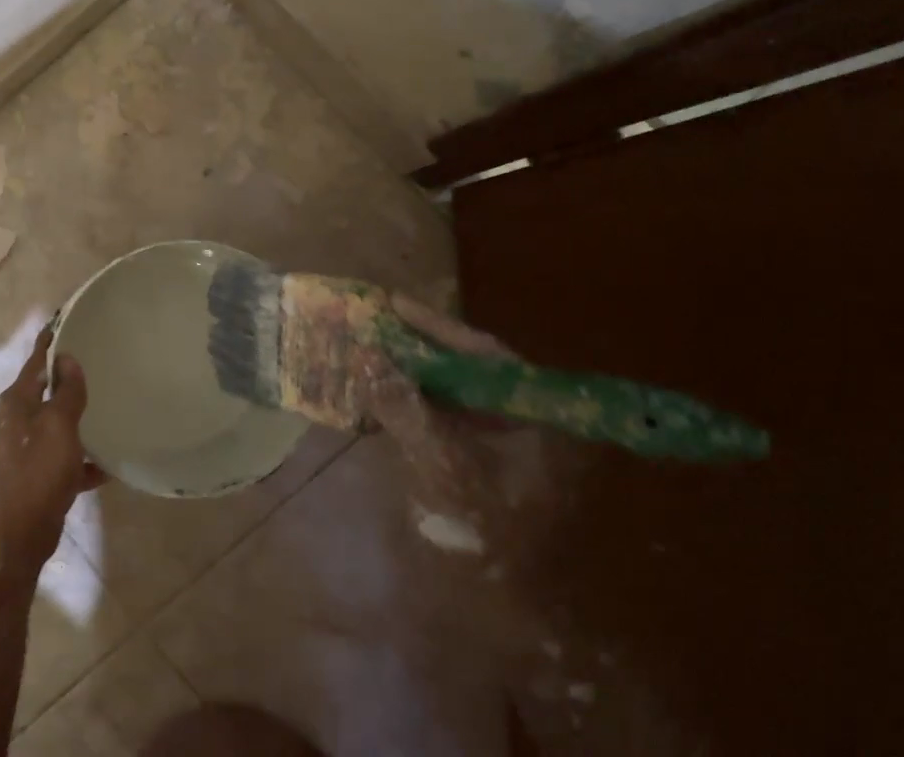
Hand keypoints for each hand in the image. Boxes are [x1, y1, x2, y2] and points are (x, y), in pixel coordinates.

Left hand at [0, 330, 107, 572]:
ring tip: (108, 409)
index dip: (50, 342)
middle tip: (99, 364)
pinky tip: (108, 465)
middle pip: (44, 392)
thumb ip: (66, 392)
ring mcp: (23, 448)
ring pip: (54, 425)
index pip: (35, 362)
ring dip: (77, 420)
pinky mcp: (34, 474)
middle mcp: (14, 420)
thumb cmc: (39, 472)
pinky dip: (81, 459)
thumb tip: (67, 357)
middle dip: (67, 380)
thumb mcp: (59, 426)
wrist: (20, 532)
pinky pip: (62, 458)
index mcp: (16, 402)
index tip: (66, 321)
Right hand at [367, 296, 566, 560]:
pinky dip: (416, 403)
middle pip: (468, 367)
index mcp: (536, 411)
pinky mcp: (487, 459)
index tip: (391, 303)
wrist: (511, 601)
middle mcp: (528, 417)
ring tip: (369, 350)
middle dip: (419, 346)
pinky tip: (384, 395)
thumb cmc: (488, 528)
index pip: (482, 353)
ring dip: (414, 373)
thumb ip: (405, 410)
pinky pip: (449, 417)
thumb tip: (367, 358)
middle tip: (372, 323)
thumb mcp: (443, 464)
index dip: (434, 327)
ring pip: (457, 391)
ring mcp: (508, 440)